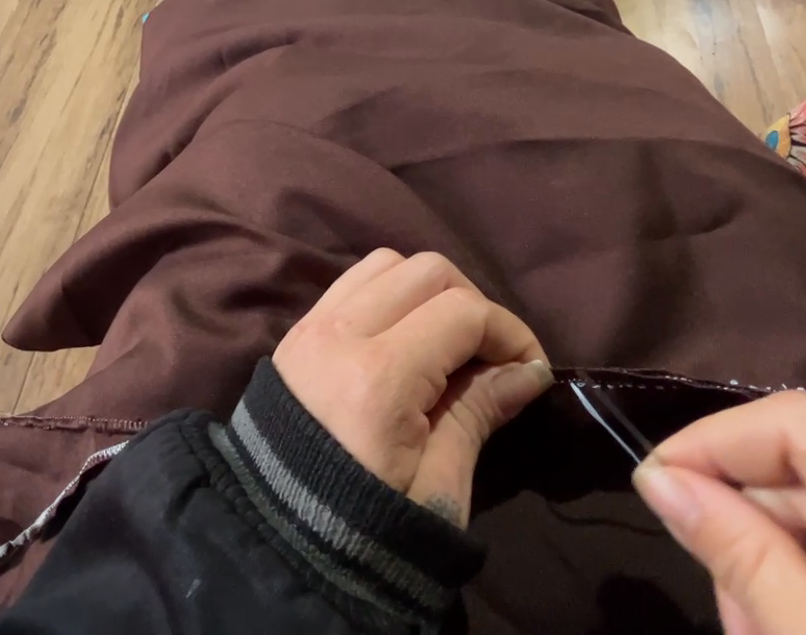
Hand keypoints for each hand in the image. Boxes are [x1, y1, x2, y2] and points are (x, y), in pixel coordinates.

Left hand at [273, 249, 553, 525]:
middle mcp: (340, 333)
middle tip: (490, 355)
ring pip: (385, 264)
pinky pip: (352, 283)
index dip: (510, 332)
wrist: (275, 541)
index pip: (462, 311)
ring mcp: (311, 326)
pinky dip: (388, 293)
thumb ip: (479, 412)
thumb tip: (529, 370)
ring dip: (426, 290)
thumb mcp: (439, 487)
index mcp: (378, 376)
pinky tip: (404, 337)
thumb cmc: (365, 528)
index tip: (530, 369)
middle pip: (426, 270)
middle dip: (472, 303)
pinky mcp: (296, 332)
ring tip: (446, 341)